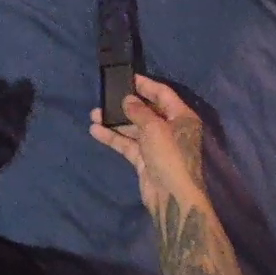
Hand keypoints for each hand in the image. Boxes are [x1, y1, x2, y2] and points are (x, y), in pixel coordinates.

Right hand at [89, 74, 206, 205]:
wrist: (172, 196)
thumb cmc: (169, 156)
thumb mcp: (155, 128)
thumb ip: (139, 111)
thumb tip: (127, 99)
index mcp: (181, 117)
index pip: (162, 94)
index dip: (145, 85)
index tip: (126, 78)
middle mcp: (170, 128)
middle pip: (146, 110)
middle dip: (125, 105)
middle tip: (105, 97)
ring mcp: (156, 145)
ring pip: (133, 128)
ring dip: (115, 121)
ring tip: (94, 114)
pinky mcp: (144, 159)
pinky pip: (127, 143)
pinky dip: (113, 137)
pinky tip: (96, 131)